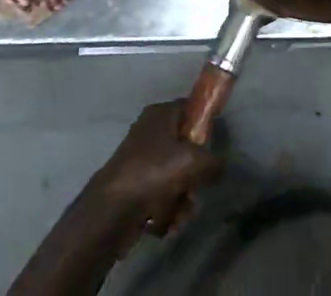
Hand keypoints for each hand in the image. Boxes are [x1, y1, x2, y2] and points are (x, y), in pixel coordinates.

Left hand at [85, 101, 224, 228]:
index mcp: (160, 114)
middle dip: (195, 174)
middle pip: (185, 147)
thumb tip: (219, 167)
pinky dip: (169, 209)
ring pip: (176, 176)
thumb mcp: (195, 161)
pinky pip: (162, 194)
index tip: (213, 145)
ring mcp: (141, 159)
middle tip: (196, 188)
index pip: (190, 108)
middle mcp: (149, 132)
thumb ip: (214, 161)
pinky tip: (170, 223)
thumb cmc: (154, 172)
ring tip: (182, 212)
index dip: (205, 124)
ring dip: (184, 197)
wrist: (112, 209)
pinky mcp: (135, 185)